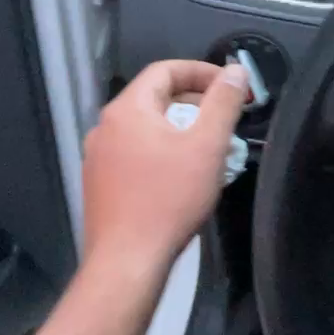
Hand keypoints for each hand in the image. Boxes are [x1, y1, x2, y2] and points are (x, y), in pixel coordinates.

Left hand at [81, 60, 247, 275]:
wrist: (126, 264)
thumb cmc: (168, 199)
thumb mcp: (207, 145)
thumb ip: (223, 102)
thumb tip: (236, 71)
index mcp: (127, 110)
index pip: (165, 70)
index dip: (202, 71)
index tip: (232, 86)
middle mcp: (105, 127)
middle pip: (155, 97)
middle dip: (196, 100)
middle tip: (227, 116)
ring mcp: (98, 157)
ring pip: (147, 126)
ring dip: (181, 126)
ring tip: (211, 144)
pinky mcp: (99, 184)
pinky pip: (136, 150)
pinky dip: (163, 148)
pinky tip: (184, 172)